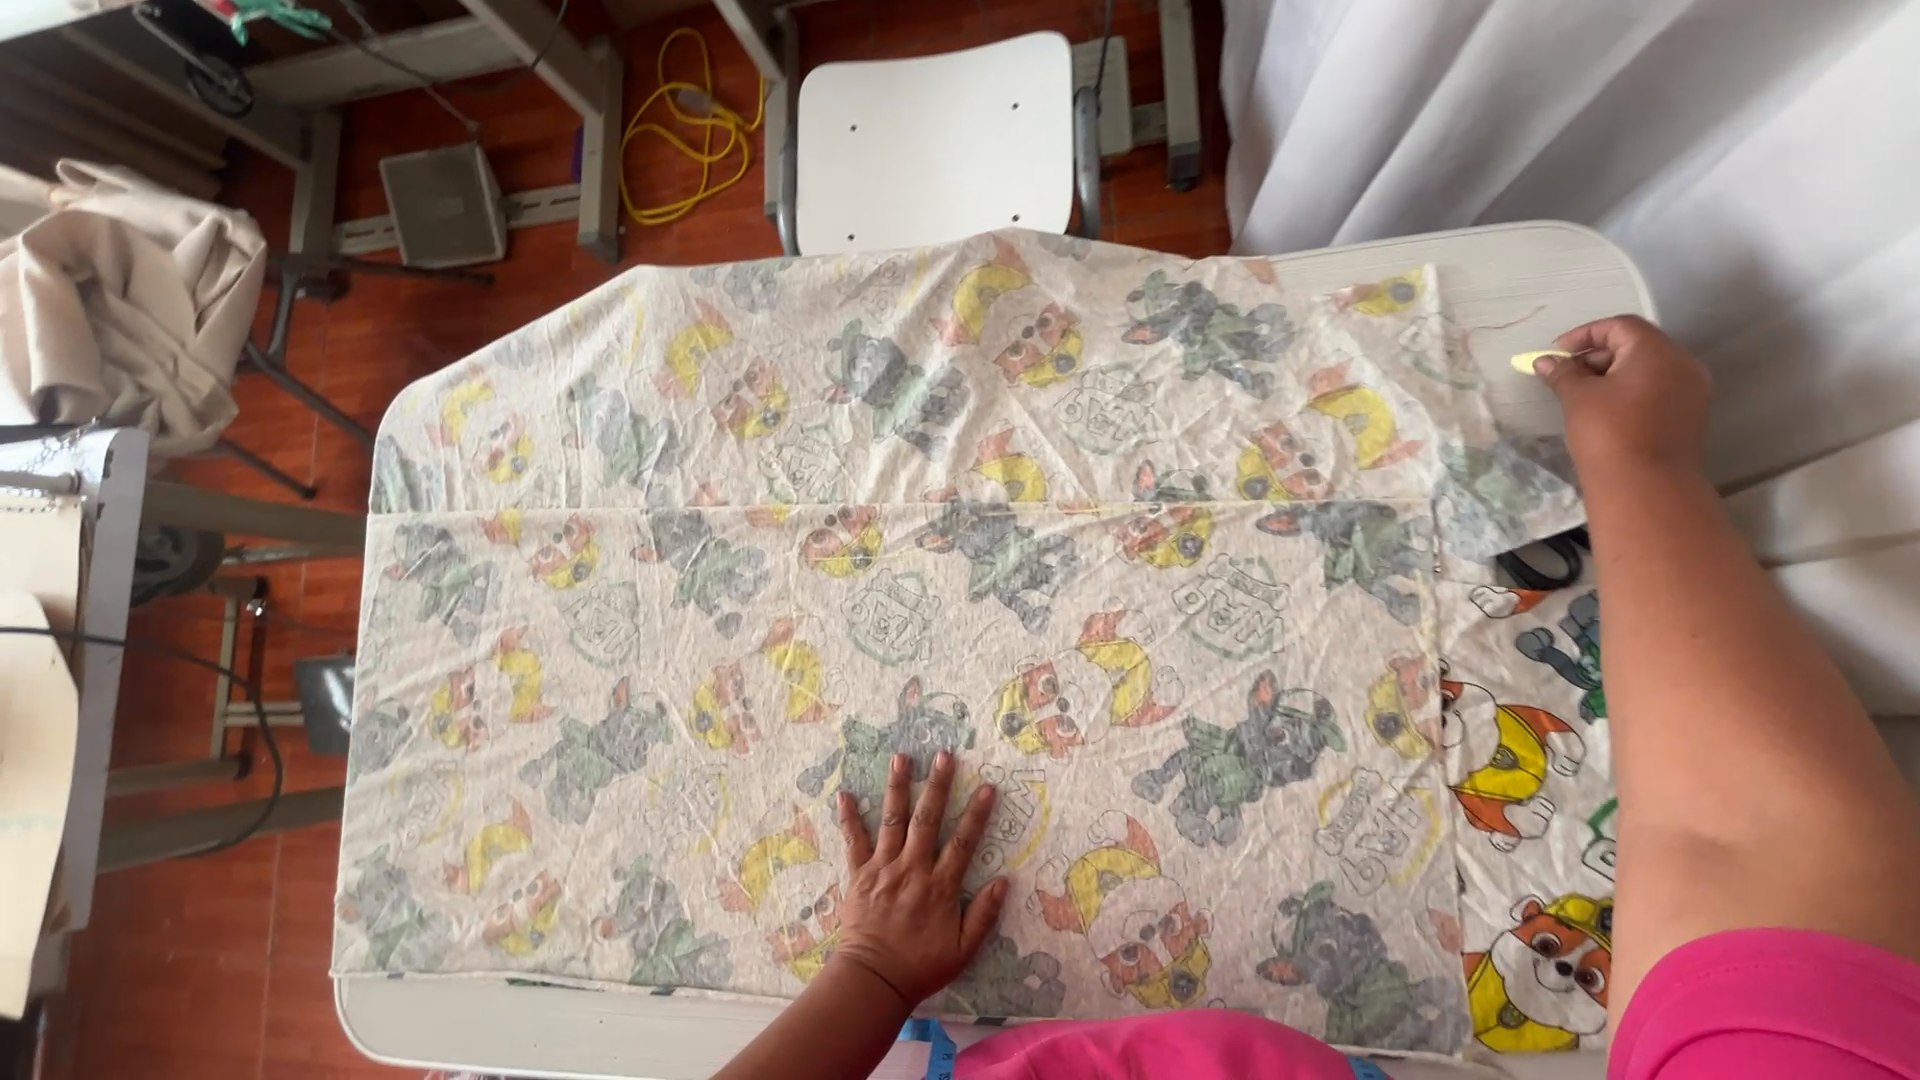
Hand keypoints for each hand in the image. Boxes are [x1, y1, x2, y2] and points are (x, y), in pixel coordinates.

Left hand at [829, 751, 1007, 1007]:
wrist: (873, 981)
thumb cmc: (921, 966)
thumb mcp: (962, 950)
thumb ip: (983, 916)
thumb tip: (1004, 881)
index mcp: (940, 887)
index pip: (962, 842)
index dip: (976, 814)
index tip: (987, 786)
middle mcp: (912, 869)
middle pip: (927, 819)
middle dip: (938, 785)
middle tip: (944, 755)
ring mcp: (884, 868)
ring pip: (893, 820)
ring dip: (898, 787)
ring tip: (902, 757)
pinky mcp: (859, 874)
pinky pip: (854, 841)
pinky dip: (850, 817)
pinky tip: (845, 793)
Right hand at [1537, 315, 1710, 473]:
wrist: (1646, 483)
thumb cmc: (1608, 432)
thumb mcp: (1578, 398)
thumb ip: (1563, 374)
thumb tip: (1546, 361)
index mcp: (1657, 352)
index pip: (1620, 326)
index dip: (1584, 334)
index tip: (1556, 354)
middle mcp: (1682, 363)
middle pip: (1636, 345)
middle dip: (1596, 356)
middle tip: (1564, 377)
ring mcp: (1691, 389)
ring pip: (1647, 368)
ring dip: (1611, 374)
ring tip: (1580, 396)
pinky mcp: (1688, 412)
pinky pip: (1656, 388)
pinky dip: (1628, 390)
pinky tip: (1604, 411)